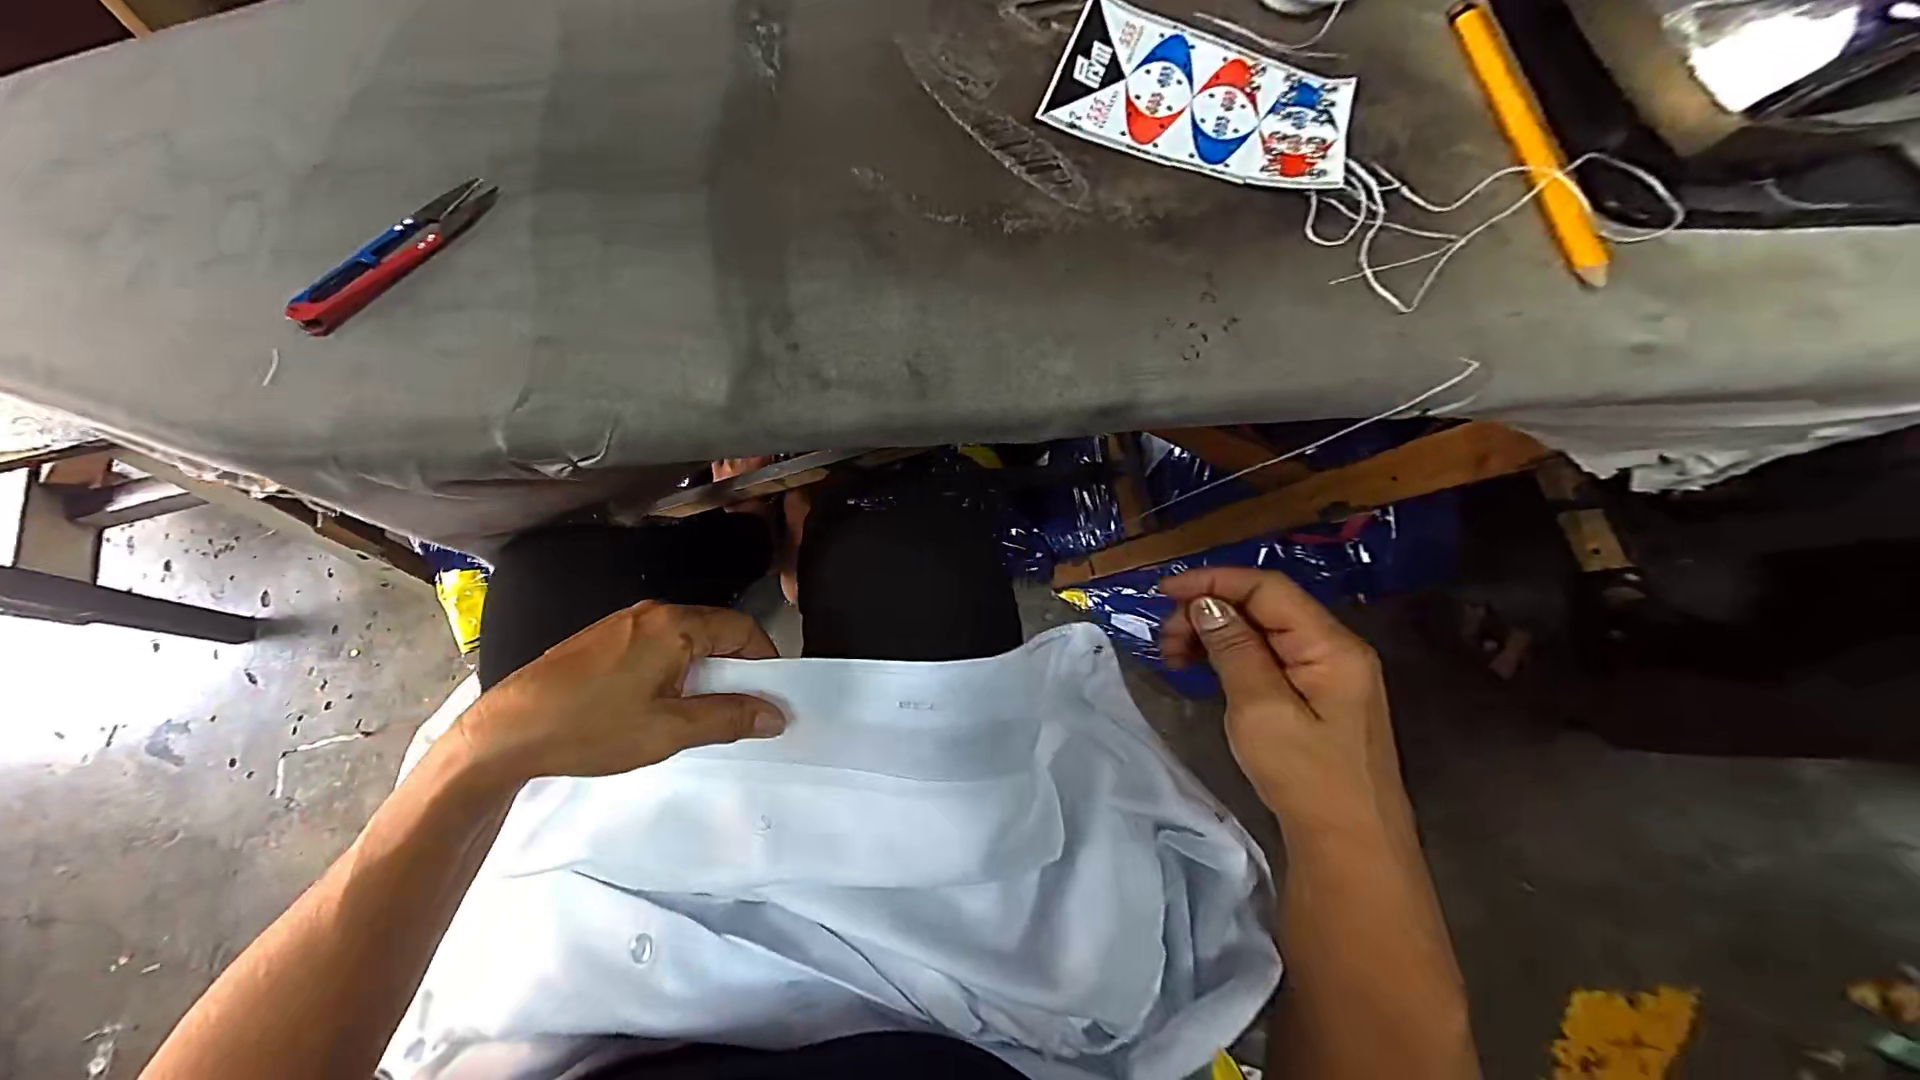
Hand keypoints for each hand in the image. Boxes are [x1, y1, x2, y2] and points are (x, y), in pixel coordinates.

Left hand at [454, 601, 786, 783]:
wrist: (503, 734)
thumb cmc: (588, 728)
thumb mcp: (669, 730)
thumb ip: (728, 718)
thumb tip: (774, 715)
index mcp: (674, 626)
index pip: (742, 629)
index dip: (765, 660)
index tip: (770, 693)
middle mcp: (652, 613)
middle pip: (716, 629)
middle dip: (736, 666)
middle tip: (739, 706)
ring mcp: (624, 622)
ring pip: (687, 636)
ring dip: (705, 667)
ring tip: (699, 708)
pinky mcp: (603, 637)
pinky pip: (658, 642)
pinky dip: (676, 665)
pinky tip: (661, 699)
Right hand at [1160, 568, 1401, 829]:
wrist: (1350, 848)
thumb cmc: (1307, 778)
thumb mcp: (1261, 709)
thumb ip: (1234, 649)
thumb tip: (1205, 604)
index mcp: (1330, 645)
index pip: (1268, 588)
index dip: (1214, 581)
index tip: (1165, 592)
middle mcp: (1332, 649)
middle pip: (1263, 606)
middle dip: (1209, 610)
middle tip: (1165, 638)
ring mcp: (1324, 674)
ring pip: (1260, 631)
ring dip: (1214, 633)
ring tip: (1174, 655)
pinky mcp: (1313, 696)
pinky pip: (1265, 658)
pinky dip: (1228, 656)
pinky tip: (1201, 668)